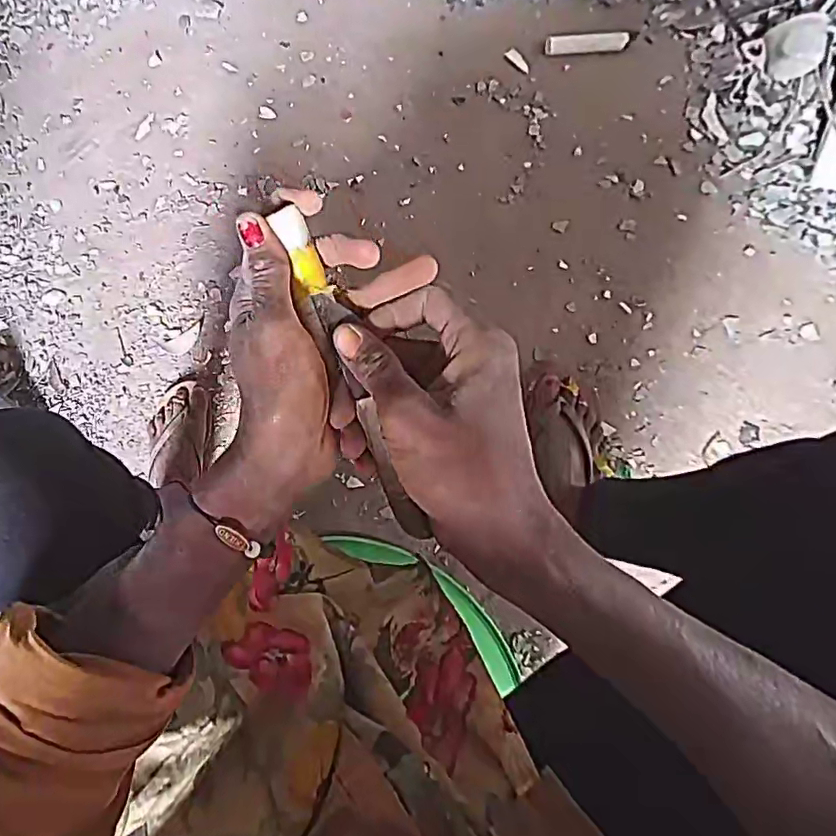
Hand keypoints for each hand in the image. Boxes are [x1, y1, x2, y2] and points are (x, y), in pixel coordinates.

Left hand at [199, 190, 436, 533]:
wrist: (293, 453)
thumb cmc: (279, 395)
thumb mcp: (274, 329)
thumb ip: (269, 276)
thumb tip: (250, 222)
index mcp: (260, 298)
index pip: (267, 240)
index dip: (287, 214)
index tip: (315, 204)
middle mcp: (282, 309)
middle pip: (314, 263)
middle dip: (347, 253)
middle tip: (374, 255)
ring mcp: (309, 331)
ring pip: (345, 291)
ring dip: (381, 281)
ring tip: (423, 274)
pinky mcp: (333, 352)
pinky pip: (359, 322)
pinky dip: (383, 314)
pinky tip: (410, 309)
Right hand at [332, 286, 561, 574]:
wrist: (497, 534)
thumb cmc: (467, 477)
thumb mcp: (408, 417)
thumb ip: (374, 369)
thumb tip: (346, 333)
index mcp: (477, 348)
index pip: (425, 300)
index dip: (383, 308)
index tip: (348, 328)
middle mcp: (471, 362)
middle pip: (404, 344)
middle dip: (364, 373)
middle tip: (338, 397)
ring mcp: (458, 391)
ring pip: (399, 378)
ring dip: (366, 403)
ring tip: (346, 434)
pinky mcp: (447, 417)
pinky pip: (406, 404)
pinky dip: (382, 422)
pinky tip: (363, 451)